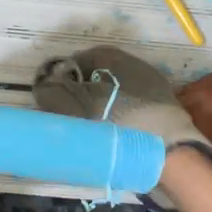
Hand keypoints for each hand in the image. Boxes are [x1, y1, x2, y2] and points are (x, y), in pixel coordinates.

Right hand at [31, 46, 211, 161]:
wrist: (169, 154)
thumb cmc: (119, 124)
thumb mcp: (78, 107)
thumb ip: (55, 93)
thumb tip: (43, 86)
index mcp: (115, 59)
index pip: (81, 58)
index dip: (63, 76)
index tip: (53, 96)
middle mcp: (137, 66)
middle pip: (99, 76)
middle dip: (81, 92)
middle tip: (68, 114)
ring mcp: (153, 89)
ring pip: (116, 93)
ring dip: (99, 107)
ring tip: (89, 128)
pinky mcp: (163, 111)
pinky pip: (131, 109)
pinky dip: (118, 119)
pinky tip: (112, 135)